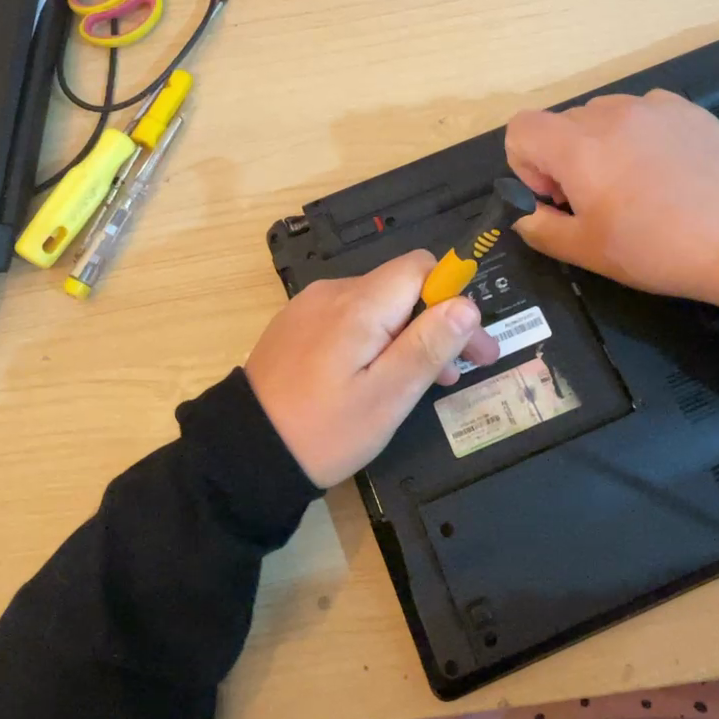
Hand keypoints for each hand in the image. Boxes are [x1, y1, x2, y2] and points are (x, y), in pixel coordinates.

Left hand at [246, 251, 500, 487]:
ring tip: (428, 381)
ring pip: (378, 305)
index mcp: (358, 304)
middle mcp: (333, 292)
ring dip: (410, 334)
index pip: (421, 266)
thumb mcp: (386, 397)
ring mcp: (311, 307)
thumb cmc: (324, 430)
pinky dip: (378, 339)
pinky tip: (382, 376)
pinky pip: (351, 318)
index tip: (473, 343)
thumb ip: (427, 346)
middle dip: (439, 322)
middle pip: (402, 287)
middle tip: (463, 370)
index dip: (454, 297)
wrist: (245, 452)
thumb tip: (466, 304)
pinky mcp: (297, 326)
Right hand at [504, 90, 718, 308]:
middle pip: (560, 124)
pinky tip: (664, 170)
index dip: (525, 164)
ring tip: (634, 184)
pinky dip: (637, 136)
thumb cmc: (656, 249)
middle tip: (596, 200)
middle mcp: (610, 113)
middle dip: (564, 159)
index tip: (556, 196)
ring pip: (600, 116)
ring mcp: (651, 105)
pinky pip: (640, 113)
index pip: (520, 129)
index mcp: (578, 146)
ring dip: (600, 145)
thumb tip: (526, 210)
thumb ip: (537, 227)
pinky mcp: (685, 107)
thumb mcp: (584, 251)